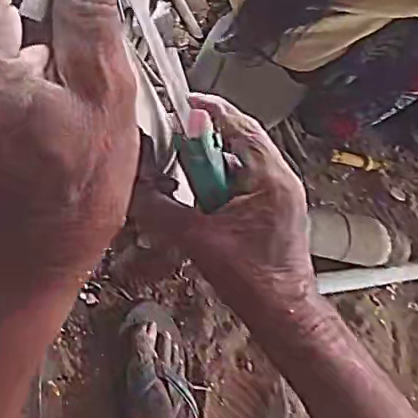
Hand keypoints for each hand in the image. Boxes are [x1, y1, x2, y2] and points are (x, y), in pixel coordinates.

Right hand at [132, 95, 314, 320]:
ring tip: (181, 173)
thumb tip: (135, 191)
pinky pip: (239, 182)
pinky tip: (197, 198)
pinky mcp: (269, 208)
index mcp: (271, 178)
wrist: (283, 314)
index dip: (208, 111)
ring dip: (208, 165)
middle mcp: (279, 179)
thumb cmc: (256, 281)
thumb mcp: (199, 240)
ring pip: (236, 162)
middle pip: (237, 140)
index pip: (239, 126)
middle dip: (203, 140)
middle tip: (173, 140)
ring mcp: (277, 194)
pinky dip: (216, 183)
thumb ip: (163, 210)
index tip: (182, 103)